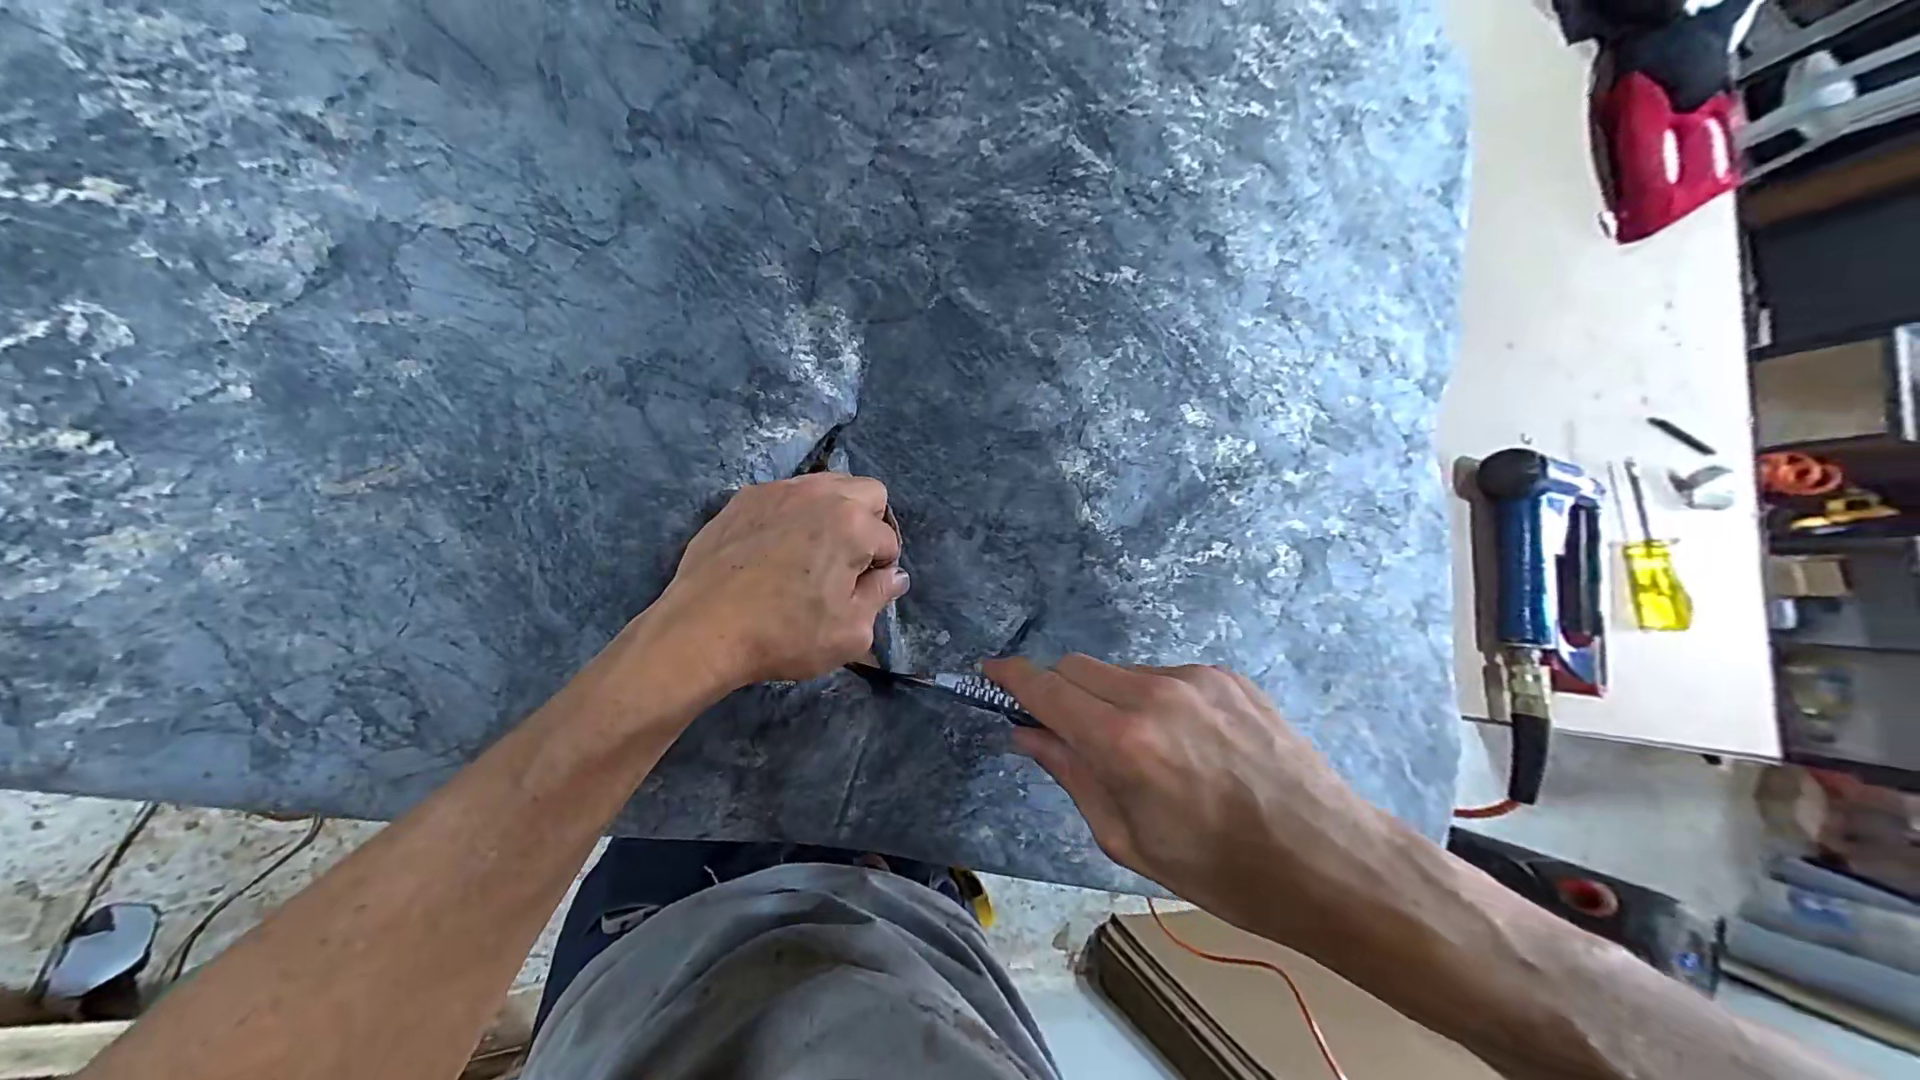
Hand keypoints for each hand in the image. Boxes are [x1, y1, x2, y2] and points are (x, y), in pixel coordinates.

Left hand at [649, 473, 908, 688]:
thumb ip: (881, 596)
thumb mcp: (851, 631)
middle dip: (869, 523)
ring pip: (826, 485)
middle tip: (846, 562)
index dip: (881, 569)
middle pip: (867, 492)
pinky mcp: (742, 499)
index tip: (862, 590)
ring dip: (832, 512)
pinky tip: (773, 548)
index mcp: (852, 523)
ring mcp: (777, 490)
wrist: (701, 630)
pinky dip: (792, 514)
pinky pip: (785, 494)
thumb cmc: (785, 635)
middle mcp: (819, 493)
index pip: (888, 540)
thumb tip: (895, 575)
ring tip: (810, 551)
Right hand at [986, 655, 1397, 939]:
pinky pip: (1163, 674)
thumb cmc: (1219, 870)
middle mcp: (1155, 694)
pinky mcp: (1226, 675)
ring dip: (1107, 697)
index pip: (1046, 688)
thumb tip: (1026, 734)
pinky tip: (1182, 740)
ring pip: (1119, 670)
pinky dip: (1150, 698)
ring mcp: (1195, 677)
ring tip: (1138, 747)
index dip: (1011, 677)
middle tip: (1065, 730)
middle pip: (1076, 665)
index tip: (991, 672)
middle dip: (1057, 690)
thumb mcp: (1127, 840)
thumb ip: (1070, 775)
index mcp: (1124, 743)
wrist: (1328, 859)